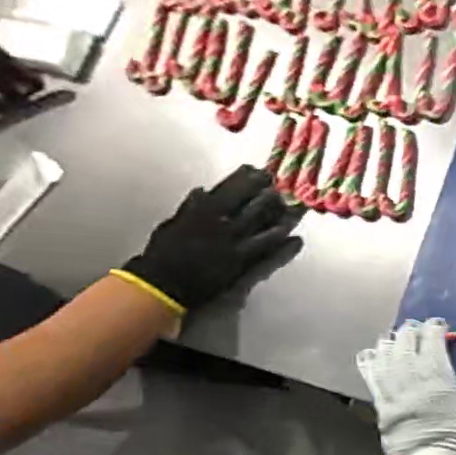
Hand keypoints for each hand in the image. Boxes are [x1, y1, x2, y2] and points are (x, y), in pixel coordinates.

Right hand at [118, 166, 301, 313]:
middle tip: (274, 180)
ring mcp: (229, 241)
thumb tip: (202, 192)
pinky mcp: (238, 261)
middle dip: (260, 188)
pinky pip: (262, 248)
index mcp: (200, 210)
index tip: (253, 169)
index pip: (226, 189)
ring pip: (256, 219)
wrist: (163, 285)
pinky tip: (293, 238)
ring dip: (271, 208)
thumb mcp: (172, 226)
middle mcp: (217, 221)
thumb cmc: (162, 257)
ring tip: (284, 200)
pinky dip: (277, 241)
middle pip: (245, 200)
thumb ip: (189, 209)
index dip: (242, 178)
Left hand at [356, 318, 455, 454]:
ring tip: (394, 336)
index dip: (434, 328)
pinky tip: (369, 354)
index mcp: (438, 376)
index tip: (439, 324)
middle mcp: (412, 377)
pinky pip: (371, 377)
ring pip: (387, 356)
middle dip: (411, 331)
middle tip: (416, 327)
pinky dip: (370, 362)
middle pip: (406, 343)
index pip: (432, 340)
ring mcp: (393, 391)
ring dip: (390, 342)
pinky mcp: (381, 406)